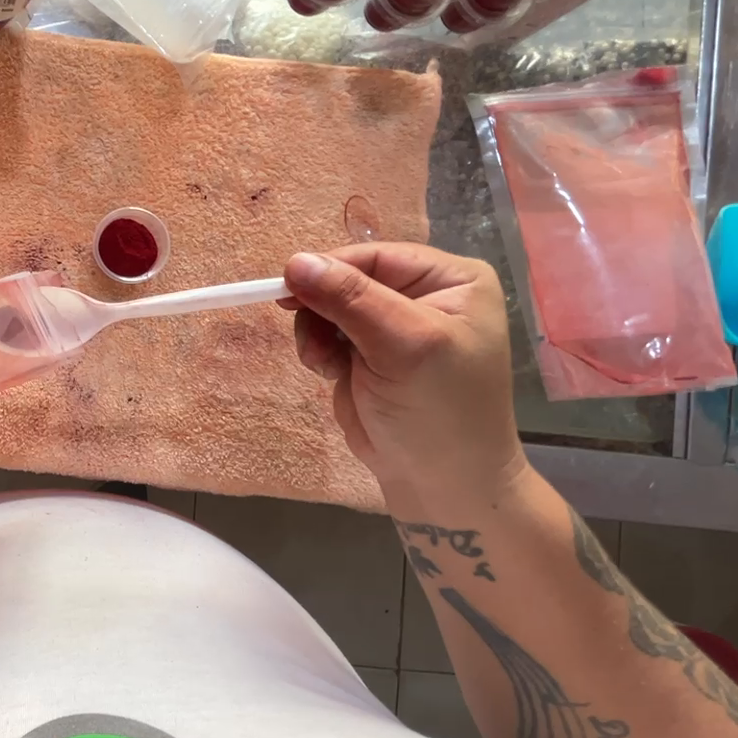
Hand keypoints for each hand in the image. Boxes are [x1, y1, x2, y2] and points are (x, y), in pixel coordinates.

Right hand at [280, 243, 526, 502]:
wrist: (440, 480)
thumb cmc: (438, 409)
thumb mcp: (401, 346)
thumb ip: (349, 300)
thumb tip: (294, 261)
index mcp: (450, 279)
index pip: (373, 256)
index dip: (329, 272)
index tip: (287, 294)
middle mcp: (422, 295)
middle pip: (345, 280)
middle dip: (322, 310)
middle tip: (314, 340)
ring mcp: (391, 327)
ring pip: (327, 309)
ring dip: (315, 335)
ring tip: (326, 365)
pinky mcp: (365, 355)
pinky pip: (324, 336)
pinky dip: (318, 352)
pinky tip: (331, 373)